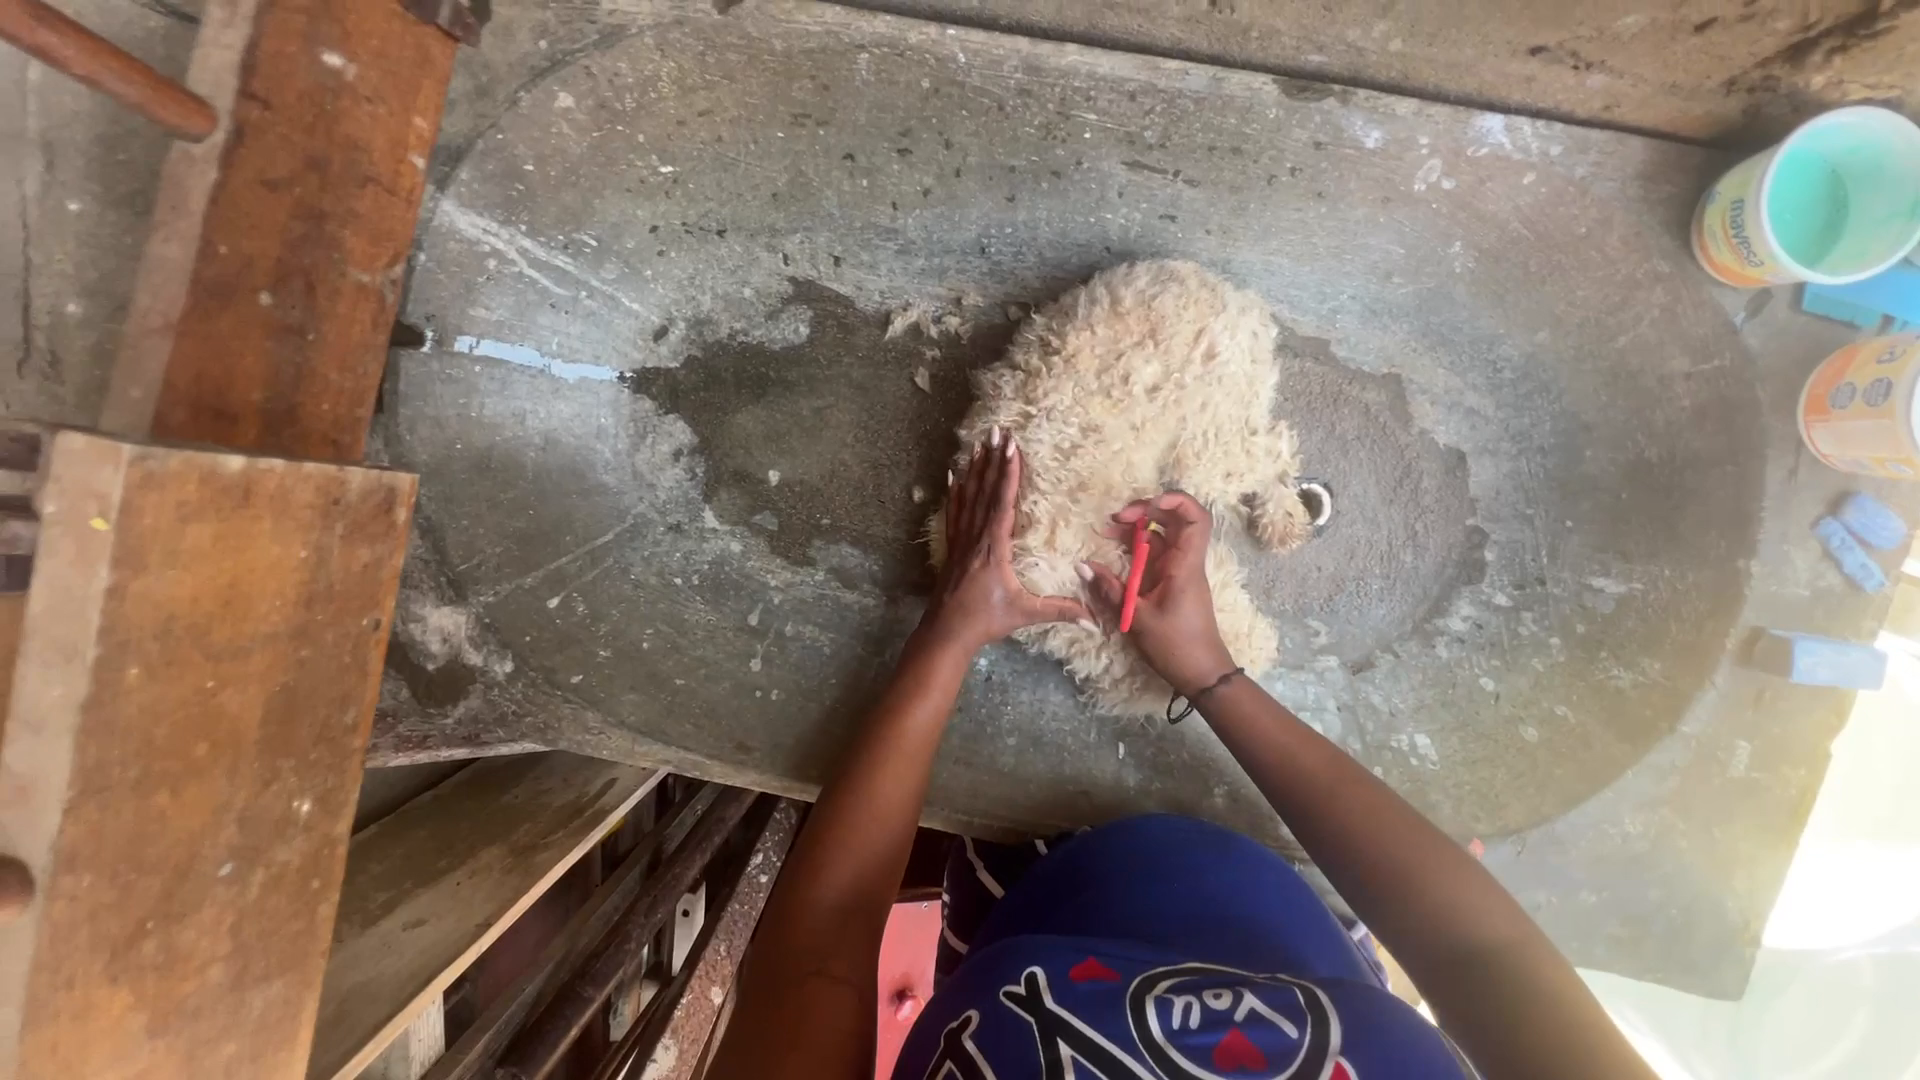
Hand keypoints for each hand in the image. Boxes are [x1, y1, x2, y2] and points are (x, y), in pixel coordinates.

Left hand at [919, 429, 1092, 655]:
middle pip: (985, 491)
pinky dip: (955, 492)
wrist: (946, 632)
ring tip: (979, 444)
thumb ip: (1060, 611)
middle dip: (992, 460)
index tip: (1012, 447)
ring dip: (975, 469)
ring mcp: (961, 541)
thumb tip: (1095, 620)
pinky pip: (954, 512)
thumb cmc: (985, 621)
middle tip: (997, 431)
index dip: (1008, 473)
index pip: (1002, 502)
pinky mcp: (952, 548)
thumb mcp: (1025, 614)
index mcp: (994, 547)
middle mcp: (975, 537)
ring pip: (968, 497)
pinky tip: (954, 476)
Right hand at [1079, 492, 1237, 695]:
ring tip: (1107, 530)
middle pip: (1174, 519)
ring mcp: (1176, 571)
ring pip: (1160, 536)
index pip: (1195, 518)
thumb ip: (1110, 590)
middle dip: (1145, 510)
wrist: (1201, 674)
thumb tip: (1082, 566)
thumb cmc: (1175, 646)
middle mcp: (1184, 562)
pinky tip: (1113, 550)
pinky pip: (1152, 555)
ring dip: (1136, 528)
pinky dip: (1134, 548)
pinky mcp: (1168, 582)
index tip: (1145, 504)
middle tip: (1116, 518)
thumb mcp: (1137, 619)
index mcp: (1185, 565)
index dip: (1175, 500)